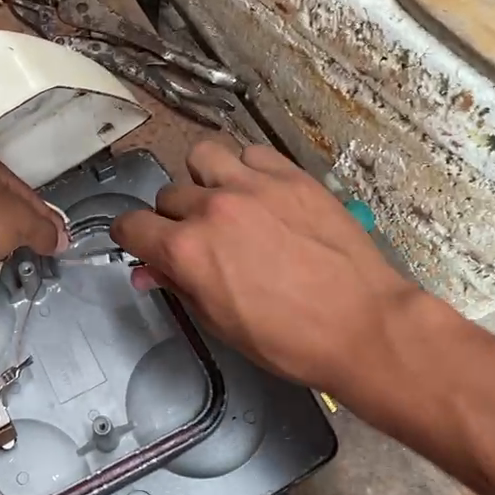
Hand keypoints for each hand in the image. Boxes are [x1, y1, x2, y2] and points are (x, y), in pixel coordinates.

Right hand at [111, 141, 422, 389]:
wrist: (363, 326)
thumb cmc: (289, 340)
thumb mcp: (220, 323)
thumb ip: (178, 287)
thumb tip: (148, 270)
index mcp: (187, 251)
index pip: (131, 225)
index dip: (132, 237)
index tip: (143, 243)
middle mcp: (211, 209)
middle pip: (167, 195)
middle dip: (174, 218)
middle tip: (200, 239)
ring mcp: (252, 185)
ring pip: (202, 157)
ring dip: (203, 179)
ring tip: (224, 201)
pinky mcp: (290, 175)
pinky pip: (250, 153)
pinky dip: (247, 170)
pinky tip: (262, 194)